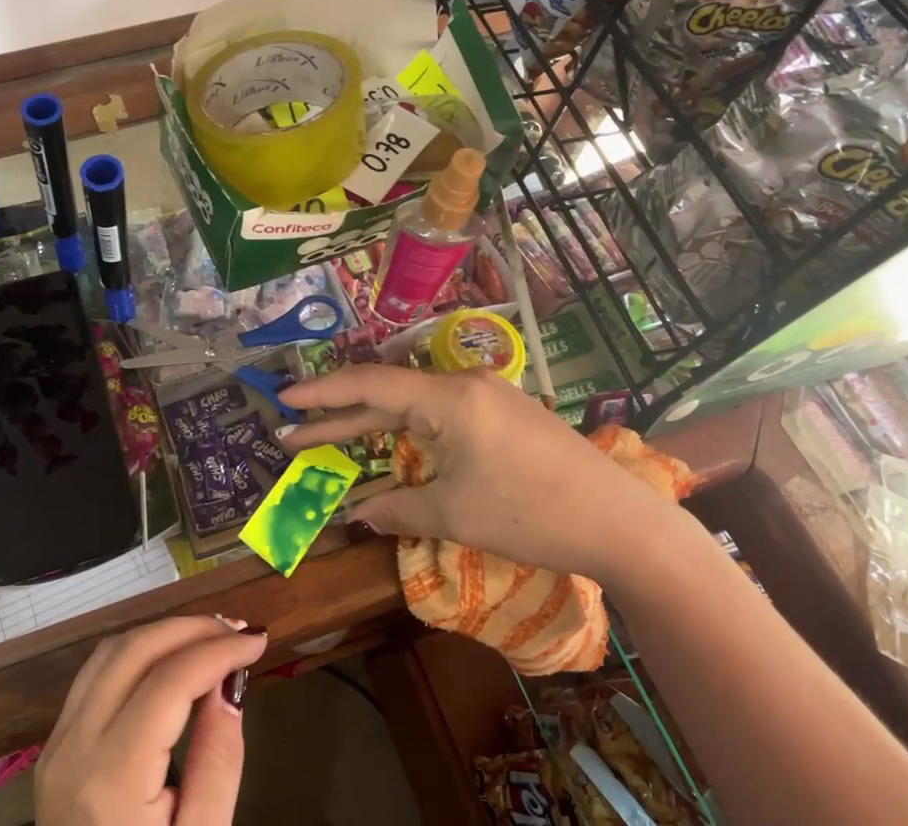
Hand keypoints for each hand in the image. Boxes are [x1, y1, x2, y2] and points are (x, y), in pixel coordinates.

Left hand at [36, 616, 267, 825]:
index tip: (257, 639)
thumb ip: (218, 761)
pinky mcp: (54, 748)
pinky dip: (135, 655)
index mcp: (110, 776)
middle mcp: (72, 747)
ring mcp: (56, 744)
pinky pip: (94, 677)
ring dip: (160, 635)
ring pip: (107, 654)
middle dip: (188, 629)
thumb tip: (228, 685)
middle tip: (237, 630)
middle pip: (130, 651)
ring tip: (210, 639)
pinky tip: (170, 661)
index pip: (167, 681)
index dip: (216, 650)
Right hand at [278, 365, 675, 581]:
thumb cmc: (531, 514)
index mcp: (449, 397)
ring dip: (371, 425)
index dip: (322, 395)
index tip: (284, 401)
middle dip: (337, 415)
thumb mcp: (454, 514)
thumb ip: (396, 509)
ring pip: (414, 406)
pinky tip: (390, 448)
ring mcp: (489, 398)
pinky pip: (441, 417)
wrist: (622, 523)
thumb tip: (355, 514)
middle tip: (291, 431)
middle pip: (387, 394)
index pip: (370, 386)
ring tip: (326, 439)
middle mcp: (465, 385)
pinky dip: (406, 433)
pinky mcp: (505, 417)